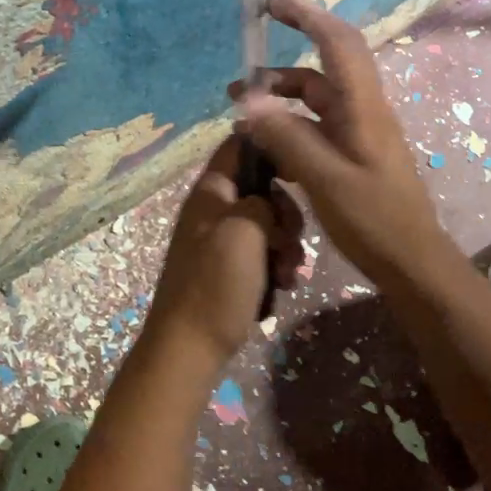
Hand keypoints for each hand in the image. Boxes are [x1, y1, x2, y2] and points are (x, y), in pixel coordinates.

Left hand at [144, 135, 305, 363]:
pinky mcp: (228, 267)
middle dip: (285, 214)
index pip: (238, 145)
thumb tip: (268, 200)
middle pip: (261, 190)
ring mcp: (220, 238)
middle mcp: (213, 208)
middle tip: (289, 242)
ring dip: (285, 247)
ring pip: (267, 225)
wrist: (191, 344)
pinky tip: (282, 288)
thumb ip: (261, 202)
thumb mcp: (244, 231)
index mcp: (210, 190)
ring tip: (286, 275)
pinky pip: (262, 254)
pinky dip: (275, 268)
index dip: (269, 149)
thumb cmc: (216, 284)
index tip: (300, 171)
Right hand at [230, 0, 458, 287]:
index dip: (308, 14)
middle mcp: (361, 110)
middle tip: (258, 23)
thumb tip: (247, 101)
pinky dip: (284, 118)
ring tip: (238, 101)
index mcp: (362, 108)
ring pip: (314, 93)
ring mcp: (356, 131)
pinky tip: (261, 137)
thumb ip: (285, 137)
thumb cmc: (375, 220)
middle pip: (326, 60)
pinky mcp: (348, 152)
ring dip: (278, 88)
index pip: (338, 44)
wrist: (414, 266)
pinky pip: (312, 121)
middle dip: (294, 36)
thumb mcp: (325, 179)